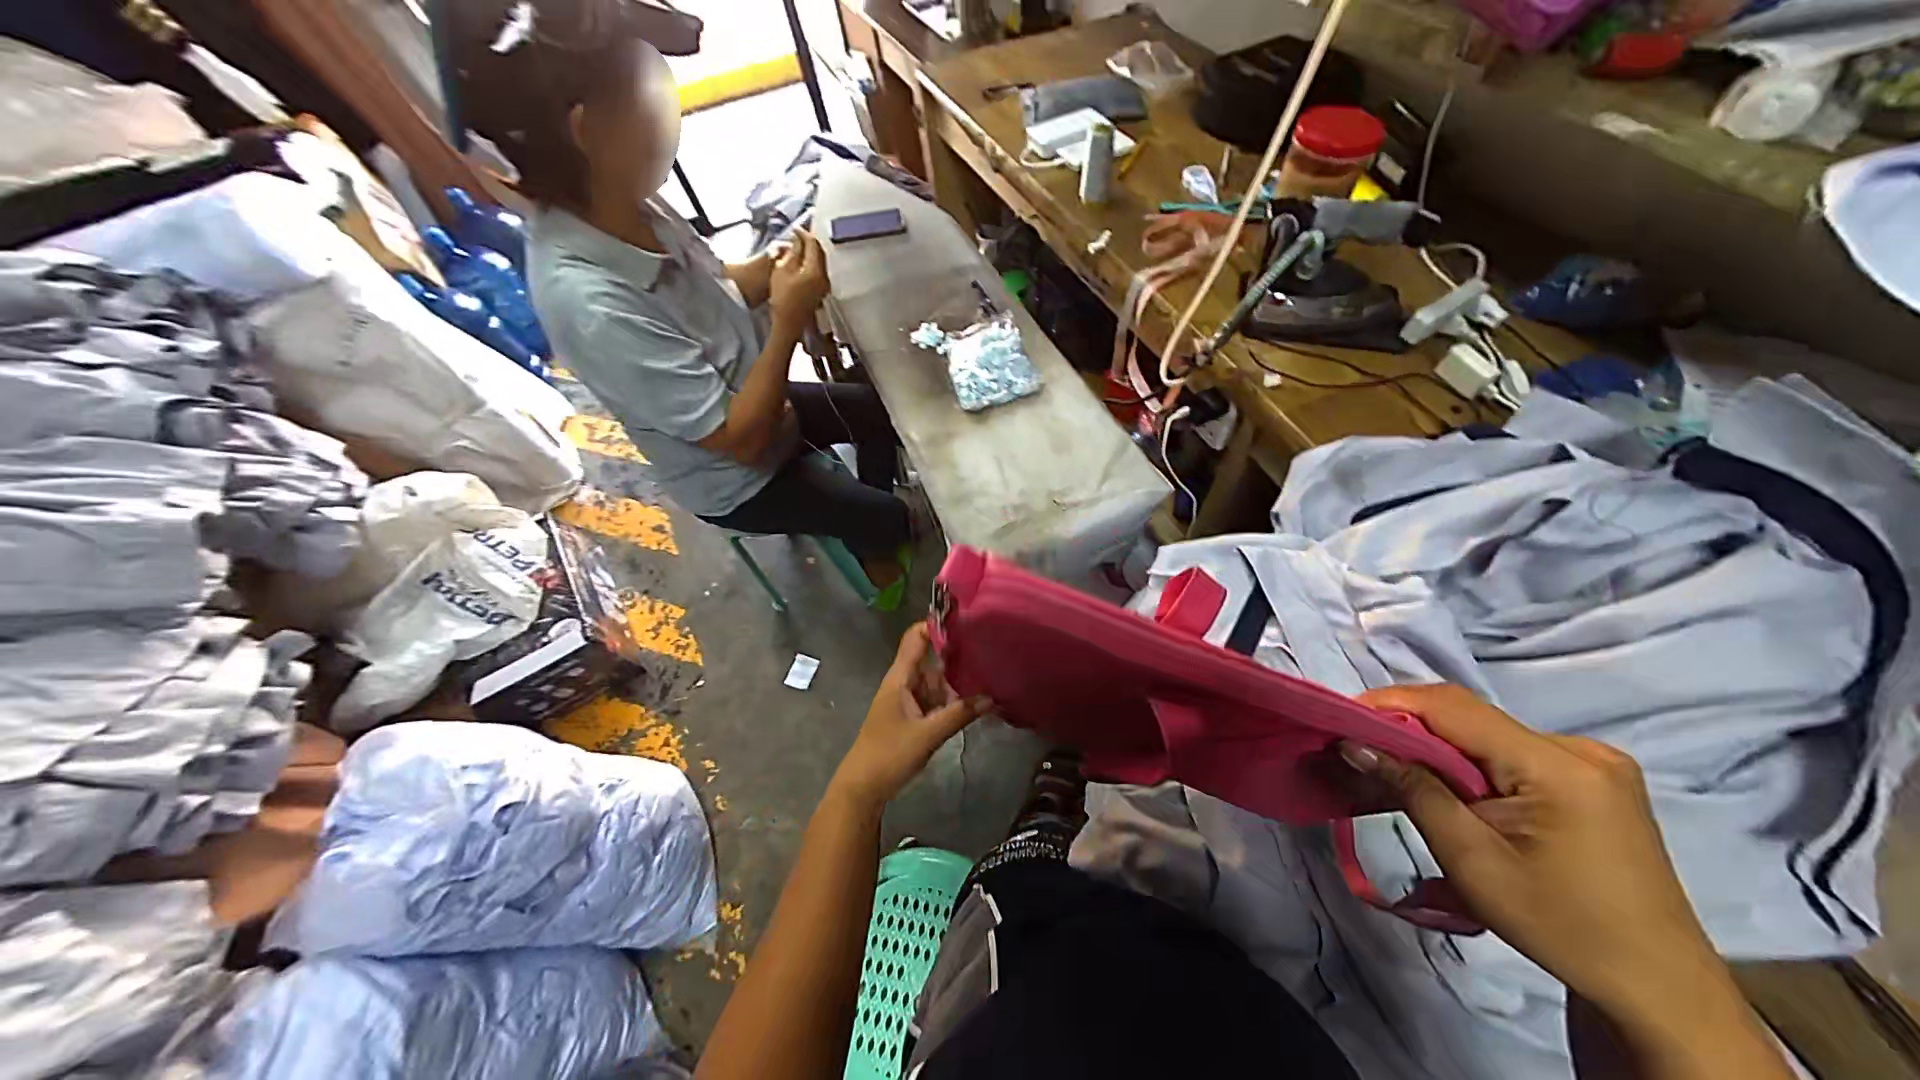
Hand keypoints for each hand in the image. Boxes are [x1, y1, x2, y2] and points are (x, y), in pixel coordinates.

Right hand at [770, 229, 829, 329]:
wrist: (788, 323)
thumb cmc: (782, 298)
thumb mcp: (783, 270)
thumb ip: (793, 253)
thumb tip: (799, 240)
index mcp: (816, 271)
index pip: (813, 245)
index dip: (804, 234)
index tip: (794, 229)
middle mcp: (824, 277)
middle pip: (820, 253)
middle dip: (810, 242)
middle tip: (798, 235)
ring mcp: (824, 286)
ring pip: (820, 262)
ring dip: (811, 252)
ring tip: (799, 246)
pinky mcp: (821, 292)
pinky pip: (819, 271)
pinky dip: (812, 263)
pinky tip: (803, 261)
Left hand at [829, 623, 988, 809]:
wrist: (862, 788)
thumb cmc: (888, 755)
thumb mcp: (927, 735)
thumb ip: (959, 714)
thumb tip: (992, 697)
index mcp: (901, 678)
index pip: (917, 637)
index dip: (937, 624)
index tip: (967, 618)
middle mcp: (905, 683)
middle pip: (933, 659)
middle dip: (958, 655)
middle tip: (992, 649)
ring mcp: (909, 701)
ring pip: (938, 682)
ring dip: (959, 681)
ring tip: (992, 674)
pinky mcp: (914, 718)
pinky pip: (937, 701)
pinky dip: (954, 700)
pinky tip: (977, 702)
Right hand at [1345, 684, 1788, 1077]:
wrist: (1655, 987)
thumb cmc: (1558, 925)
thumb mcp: (1471, 859)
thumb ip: (1412, 789)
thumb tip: (1354, 742)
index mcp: (1559, 765)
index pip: (1453, 707)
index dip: (1390, 704)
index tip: (1340, 719)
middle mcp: (1580, 748)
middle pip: (1469, 717)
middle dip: (1407, 727)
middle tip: (1358, 749)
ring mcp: (1592, 762)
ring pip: (1486, 734)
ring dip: (1435, 747)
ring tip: (1392, 770)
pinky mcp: (1591, 779)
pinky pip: (1509, 752)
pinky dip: (1466, 762)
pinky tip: (1446, 787)